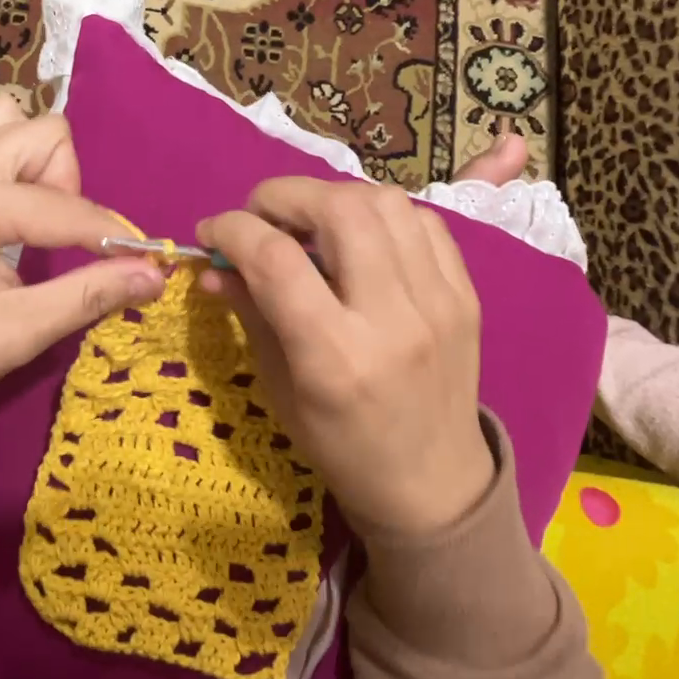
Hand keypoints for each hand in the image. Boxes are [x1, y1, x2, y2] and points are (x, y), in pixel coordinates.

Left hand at [0, 97, 165, 434]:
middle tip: (62, 246)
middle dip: (70, 188)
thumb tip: (154, 274)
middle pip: (44, 135)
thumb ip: (89, 295)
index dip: (113, 238)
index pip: (64, 207)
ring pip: (5, 119)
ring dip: (31, 161)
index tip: (145, 267)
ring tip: (27, 215)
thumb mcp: (18, 333)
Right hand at [197, 178, 494, 538]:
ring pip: (386, 203)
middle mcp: (392, 319)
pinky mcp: (466, 295)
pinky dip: (380, 214)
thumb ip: (250, 314)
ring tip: (308, 223)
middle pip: (340, 210)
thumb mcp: (279, 388)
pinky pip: (424, 222)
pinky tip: (358, 237)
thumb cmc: (340, 445)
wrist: (432, 483)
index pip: (277, 260)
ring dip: (333, 197)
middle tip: (260, 216)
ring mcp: (439, 303)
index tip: (212, 231)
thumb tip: (214, 266)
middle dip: (284, 195)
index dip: (234, 229)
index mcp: (334, 356)